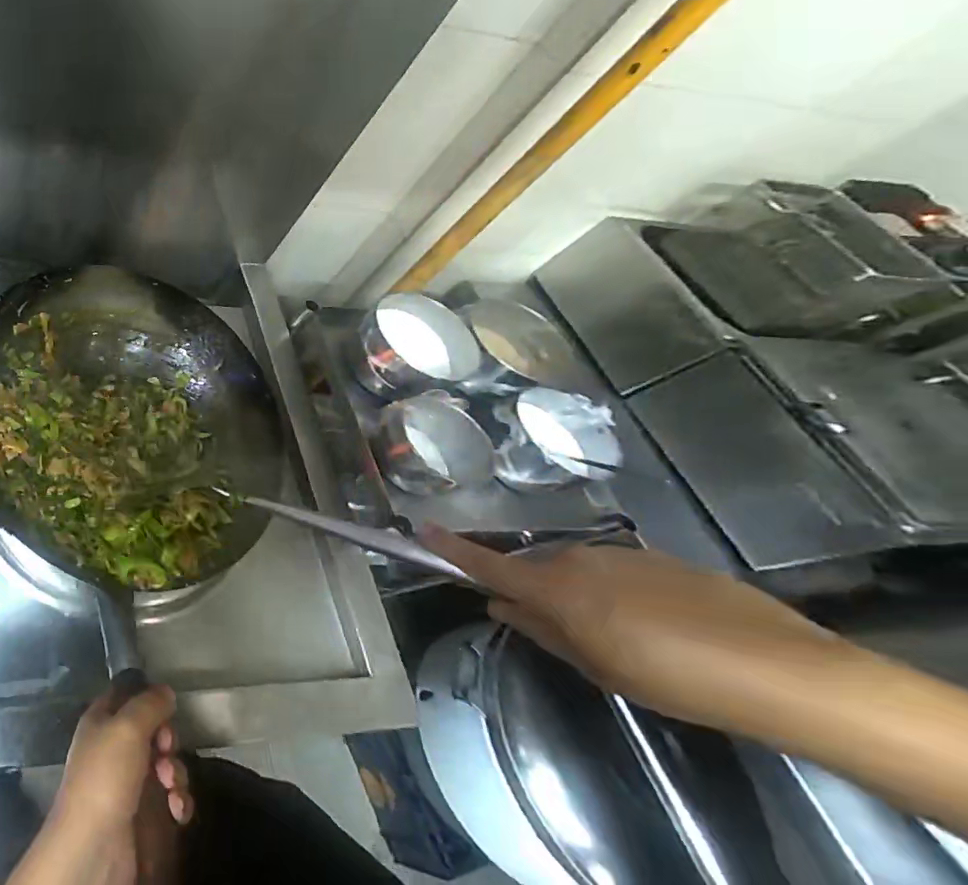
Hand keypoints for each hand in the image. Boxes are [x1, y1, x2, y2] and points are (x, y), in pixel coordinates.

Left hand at [55, 684, 193, 829]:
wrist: (97, 845)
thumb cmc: (106, 776)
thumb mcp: (126, 728)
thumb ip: (149, 705)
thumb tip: (166, 690)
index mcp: (101, 720)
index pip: (126, 695)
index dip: (147, 697)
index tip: (165, 706)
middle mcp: (115, 746)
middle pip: (153, 730)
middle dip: (168, 739)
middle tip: (166, 750)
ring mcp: (130, 780)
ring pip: (166, 764)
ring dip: (177, 773)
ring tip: (171, 788)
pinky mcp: (145, 812)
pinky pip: (172, 797)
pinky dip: (179, 801)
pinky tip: (177, 810)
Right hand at [420, 525, 855, 732]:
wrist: (784, 671)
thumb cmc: (672, 677)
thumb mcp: (597, 667)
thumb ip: (541, 630)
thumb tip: (500, 605)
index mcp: (555, 588)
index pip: (487, 564)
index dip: (450, 547)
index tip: (420, 528)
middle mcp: (579, 559)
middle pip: (537, 568)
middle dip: (535, 590)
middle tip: (557, 629)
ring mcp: (623, 554)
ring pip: (580, 569)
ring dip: (581, 593)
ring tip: (620, 637)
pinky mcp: (663, 559)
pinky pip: (620, 572)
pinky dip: (620, 592)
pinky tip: (659, 626)